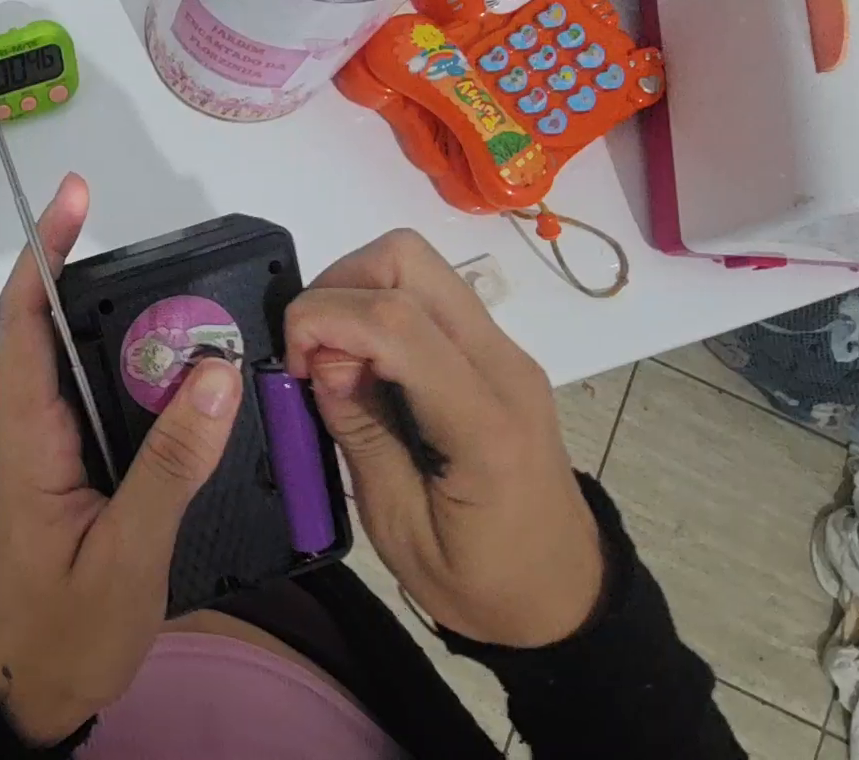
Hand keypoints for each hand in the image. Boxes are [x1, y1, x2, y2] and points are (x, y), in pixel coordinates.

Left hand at [0, 174, 245, 743]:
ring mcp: (55, 443)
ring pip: (86, 362)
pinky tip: (190, 378)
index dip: (43, 251)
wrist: (34, 687)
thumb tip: (216, 376)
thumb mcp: (128, 553)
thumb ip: (170, 465)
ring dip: (130, 327)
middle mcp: (36, 424)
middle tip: (169, 254)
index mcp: (29, 434)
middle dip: (97, 276)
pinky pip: (108, 400)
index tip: (74, 198)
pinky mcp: (77, 464)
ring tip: (195, 308)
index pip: (25, 319)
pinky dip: (143, 375)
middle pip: (55, 326)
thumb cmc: (67, 628)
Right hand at [283, 230, 604, 649]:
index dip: (321, 321)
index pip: (393, 319)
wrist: (563, 598)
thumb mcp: (397, 525)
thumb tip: (321, 356)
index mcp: (481, 420)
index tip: (294, 368)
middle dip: (335, 288)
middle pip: (405, 259)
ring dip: (353, 291)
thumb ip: (359, 430)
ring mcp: (502, 351)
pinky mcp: (493, 352)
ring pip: (413, 263)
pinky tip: (363, 364)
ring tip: (333, 355)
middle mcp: (501, 364)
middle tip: (311, 349)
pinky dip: (374, 306)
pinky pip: (423, 293)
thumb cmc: (478, 579)